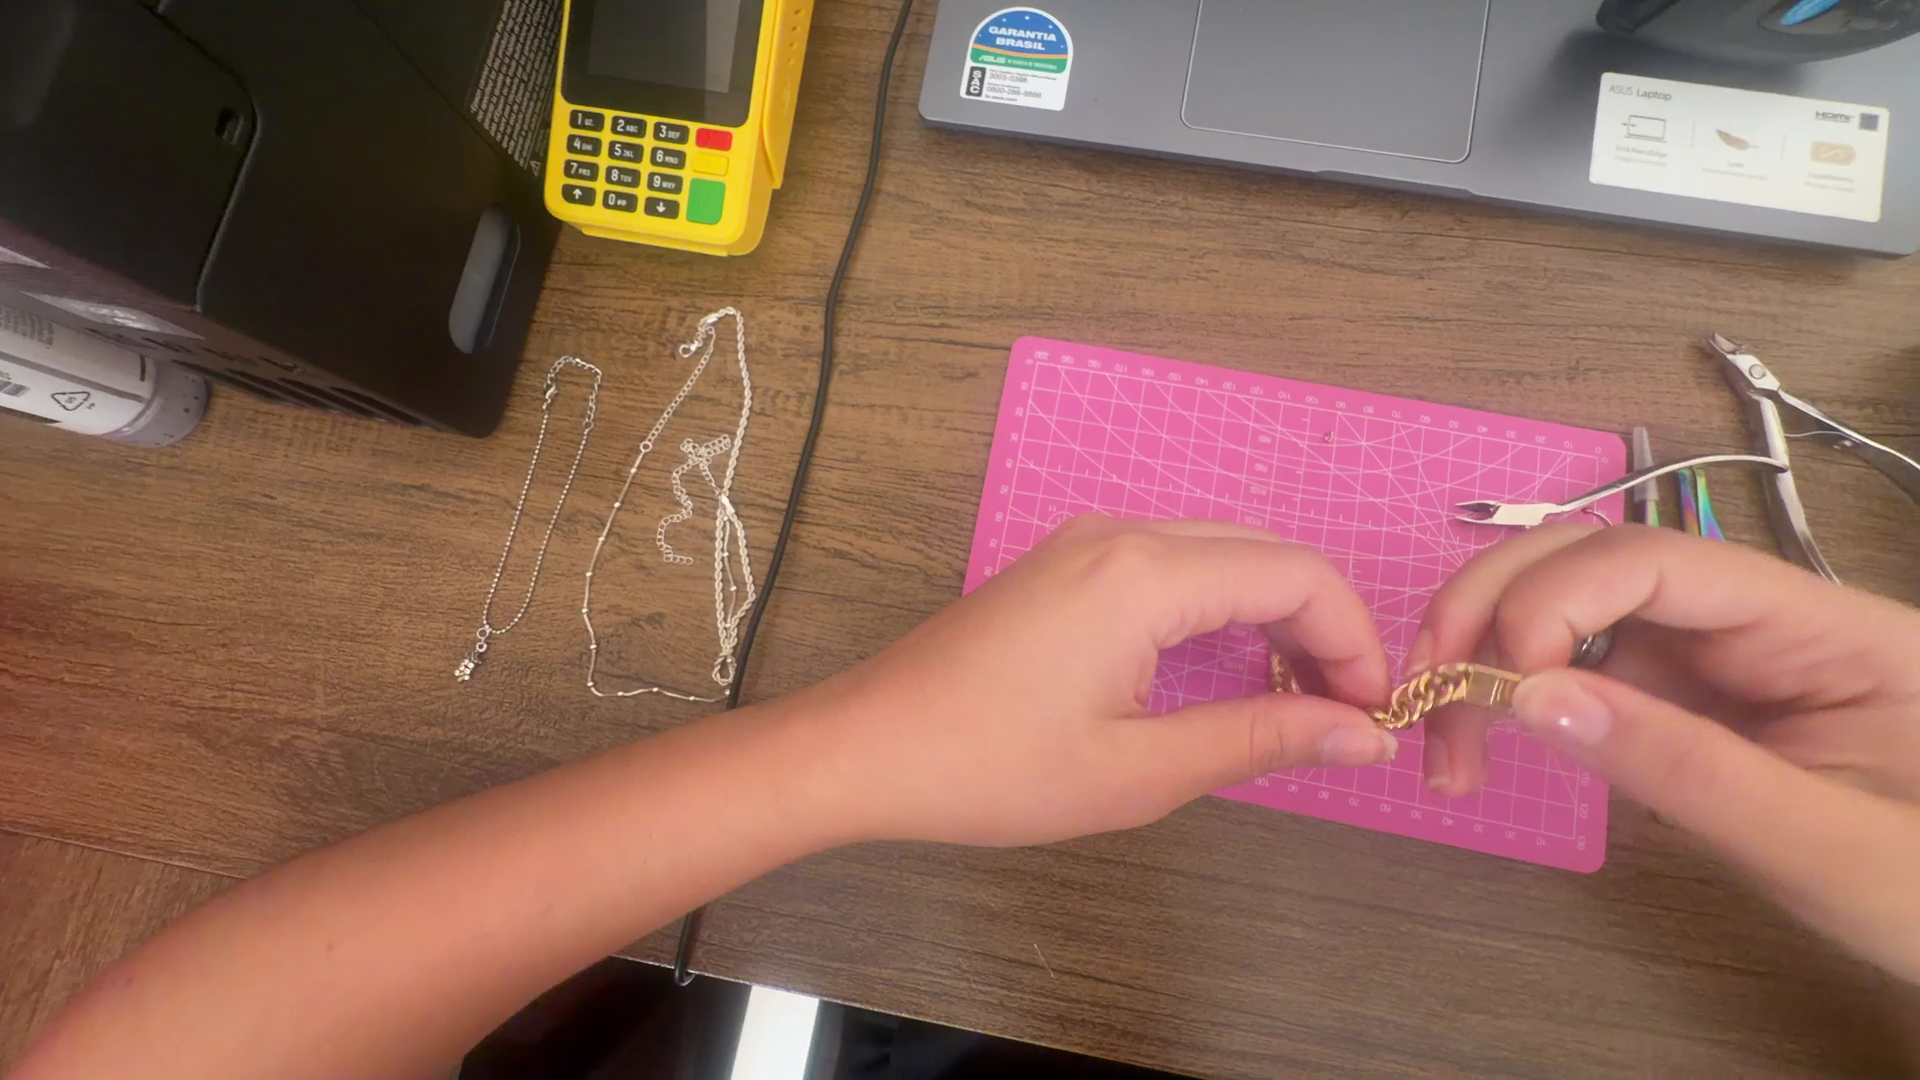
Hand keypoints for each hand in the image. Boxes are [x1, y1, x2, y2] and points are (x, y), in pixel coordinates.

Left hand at [796, 515, 1396, 848]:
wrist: (871, 743)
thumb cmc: (995, 767)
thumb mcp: (1138, 769)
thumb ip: (1258, 738)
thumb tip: (1360, 732)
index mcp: (1144, 572)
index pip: (1297, 574)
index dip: (1354, 639)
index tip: (1367, 714)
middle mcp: (1119, 532)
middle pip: (1261, 554)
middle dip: (1317, 624)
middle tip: (1335, 712)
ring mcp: (1083, 541)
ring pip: (1214, 554)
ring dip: (1265, 614)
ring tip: (1286, 696)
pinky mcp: (1061, 562)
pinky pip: (1165, 564)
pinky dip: (1211, 607)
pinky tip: (1217, 665)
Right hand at [1412, 524, 1919, 981]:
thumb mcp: (1833, 854)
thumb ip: (1686, 770)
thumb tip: (1528, 696)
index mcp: (1818, 626)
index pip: (1652, 559)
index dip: (1554, 598)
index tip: (1506, 685)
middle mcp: (1735, 613)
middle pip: (1574, 558)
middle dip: (1482, 611)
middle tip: (1427, 690)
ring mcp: (1685, 647)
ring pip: (1541, 601)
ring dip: (1469, 654)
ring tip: (1441, 741)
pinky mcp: (1646, 684)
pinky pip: (1545, 660)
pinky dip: (1487, 692)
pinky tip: (1467, 742)